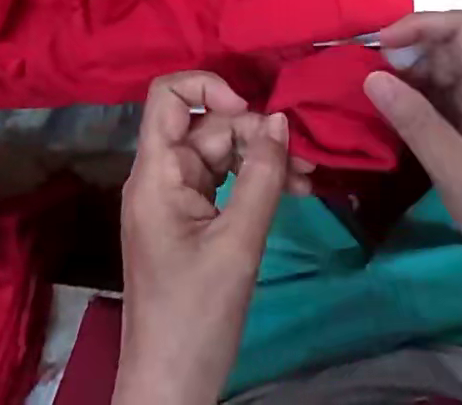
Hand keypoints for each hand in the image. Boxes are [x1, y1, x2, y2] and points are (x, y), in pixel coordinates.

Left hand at [114, 73, 304, 404]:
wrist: (170, 389)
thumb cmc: (196, 316)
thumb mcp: (238, 242)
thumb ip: (262, 175)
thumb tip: (280, 120)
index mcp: (156, 175)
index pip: (167, 96)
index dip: (208, 87)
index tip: (249, 110)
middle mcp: (161, 176)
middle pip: (208, 126)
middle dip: (255, 135)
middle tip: (301, 161)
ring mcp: (175, 197)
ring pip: (222, 152)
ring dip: (263, 158)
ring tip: (306, 179)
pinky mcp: (190, 218)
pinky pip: (225, 180)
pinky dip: (256, 180)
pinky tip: (291, 190)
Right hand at [367, 15, 461, 404]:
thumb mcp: (457, 173)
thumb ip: (415, 121)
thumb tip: (371, 77)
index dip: (420, 25)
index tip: (380, 43)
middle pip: (450, 46)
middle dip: (409, 49)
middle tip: (366, 66)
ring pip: (443, 71)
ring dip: (408, 72)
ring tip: (371, 84)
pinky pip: (442, 96)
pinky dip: (415, 96)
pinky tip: (389, 104)